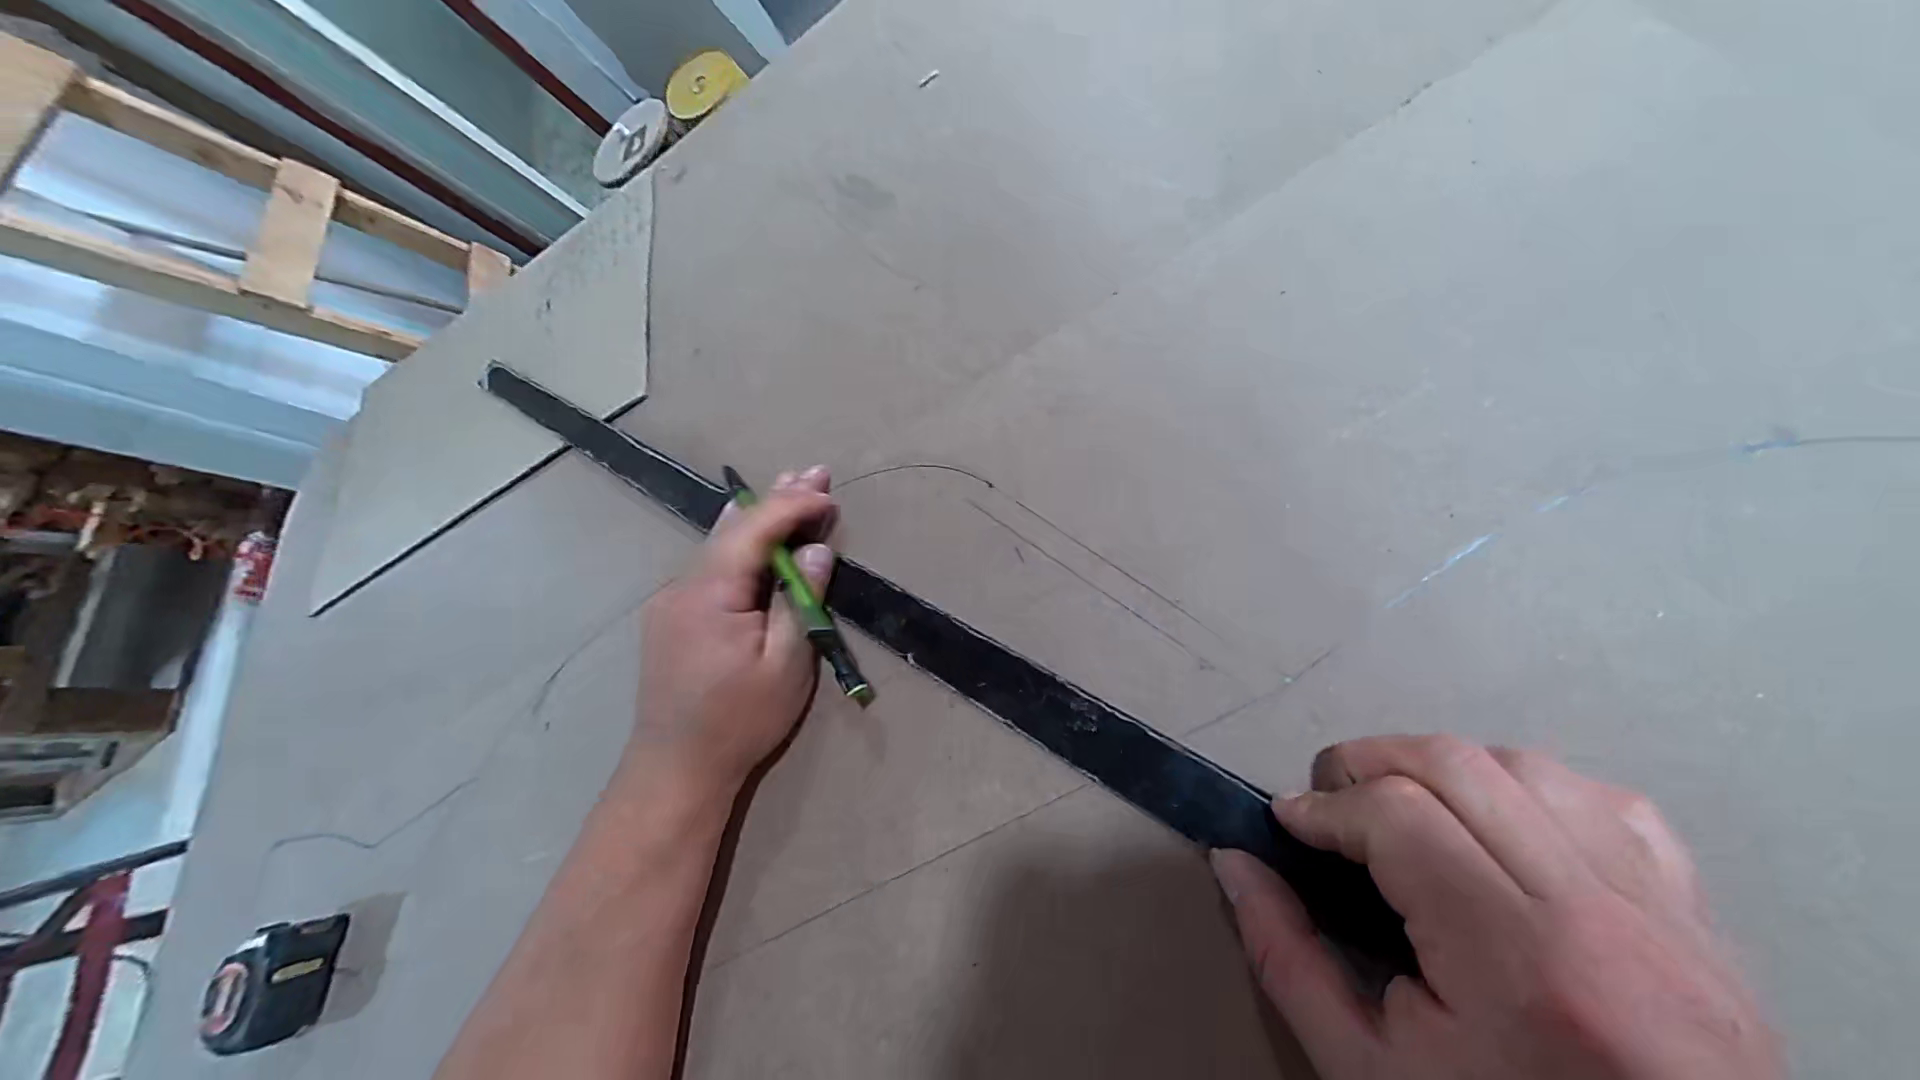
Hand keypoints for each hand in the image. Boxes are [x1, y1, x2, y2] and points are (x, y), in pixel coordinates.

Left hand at [629, 466, 836, 797]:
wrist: (676, 769)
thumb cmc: (739, 720)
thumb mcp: (786, 666)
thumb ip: (800, 602)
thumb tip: (815, 550)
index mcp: (709, 594)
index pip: (753, 531)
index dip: (792, 507)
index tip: (828, 496)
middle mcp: (682, 586)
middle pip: (733, 529)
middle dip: (778, 499)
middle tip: (815, 472)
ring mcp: (671, 600)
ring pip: (719, 544)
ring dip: (759, 518)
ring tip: (791, 487)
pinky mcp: (671, 616)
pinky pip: (710, 565)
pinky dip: (741, 544)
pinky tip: (749, 529)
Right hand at [1211, 735, 1780, 1079]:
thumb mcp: (1363, 1067)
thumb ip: (1285, 954)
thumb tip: (1233, 860)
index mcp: (1522, 967)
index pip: (1399, 817)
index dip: (1323, 807)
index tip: (1288, 823)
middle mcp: (1603, 917)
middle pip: (1456, 766)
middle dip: (1366, 763)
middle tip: (1329, 803)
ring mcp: (1661, 910)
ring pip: (1525, 766)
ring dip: (1439, 768)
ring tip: (1401, 808)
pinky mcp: (1693, 914)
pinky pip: (1604, 801)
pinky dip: (1528, 790)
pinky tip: (1495, 828)